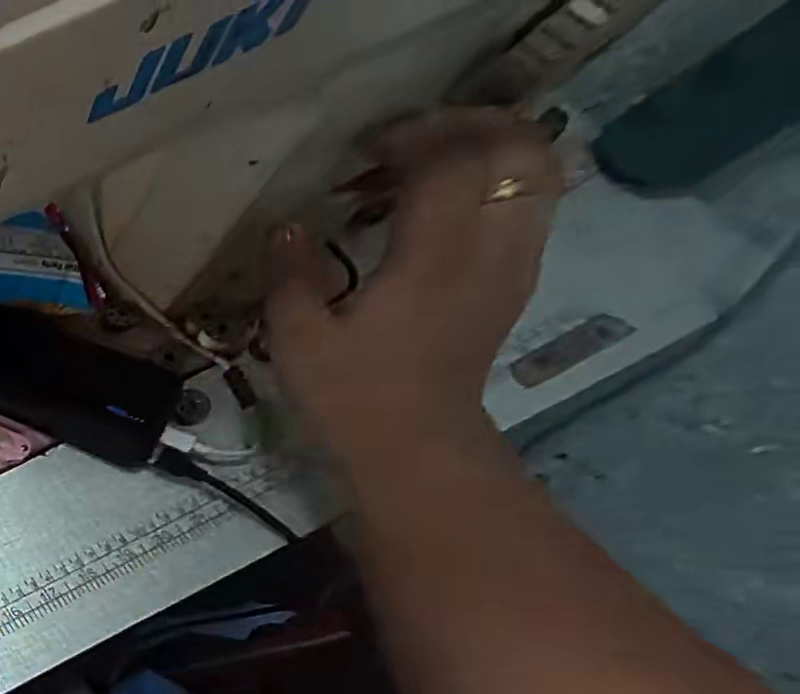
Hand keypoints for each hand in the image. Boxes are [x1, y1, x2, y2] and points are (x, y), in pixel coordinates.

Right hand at [266, 109, 562, 456]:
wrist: (411, 439)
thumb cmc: (348, 393)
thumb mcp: (297, 340)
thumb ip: (290, 277)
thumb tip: (286, 228)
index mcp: (433, 258)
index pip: (447, 162)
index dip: (409, 138)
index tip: (362, 150)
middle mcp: (489, 246)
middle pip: (513, 145)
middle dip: (459, 125)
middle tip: (401, 143)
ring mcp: (513, 260)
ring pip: (535, 166)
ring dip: (484, 148)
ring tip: (425, 166)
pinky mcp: (516, 276)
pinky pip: (529, 200)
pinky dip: (494, 181)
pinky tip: (444, 206)